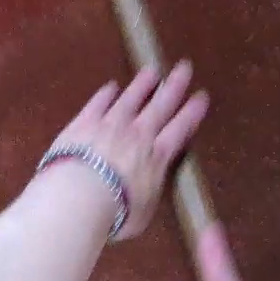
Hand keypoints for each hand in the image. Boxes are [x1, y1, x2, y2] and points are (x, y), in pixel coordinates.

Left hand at [44, 62, 208, 241]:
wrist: (78, 197)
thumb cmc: (115, 213)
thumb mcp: (142, 212)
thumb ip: (147, 194)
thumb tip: (146, 189)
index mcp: (156, 157)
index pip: (180, 130)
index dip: (192, 112)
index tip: (201, 97)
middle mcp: (137, 135)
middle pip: (160, 106)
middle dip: (174, 86)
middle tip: (184, 68)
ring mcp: (110, 125)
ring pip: (130, 99)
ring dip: (142, 84)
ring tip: (151, 70)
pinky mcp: (84, 123)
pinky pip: (98, 104)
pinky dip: (106, 94)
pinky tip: (111, 86)